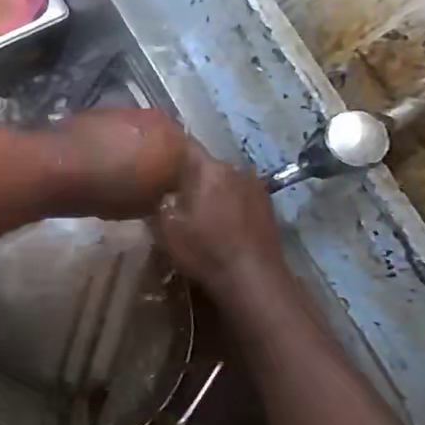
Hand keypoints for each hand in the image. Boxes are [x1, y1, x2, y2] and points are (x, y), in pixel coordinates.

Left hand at [48, 109, 188, 219]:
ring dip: (137, 148)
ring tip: (123, 172)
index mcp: (179, 141)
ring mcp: (129, 111)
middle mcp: (160, 118)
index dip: (181, 179)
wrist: (60, 166)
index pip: (193, 161)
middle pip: (168, 141)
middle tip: (148, 183)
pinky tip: (102, 160)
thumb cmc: (109, 191)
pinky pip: (117, 131)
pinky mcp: (101, 111)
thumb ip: (165, 196)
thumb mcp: (146, 206)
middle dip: (161, 159)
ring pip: (143, 133)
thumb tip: (167, 193)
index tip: (171, 194)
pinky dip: (115, 143)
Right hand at [152, 140, 288, 291]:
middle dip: (191, 177)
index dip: (169, 153)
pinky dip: (228, 203)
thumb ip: (160, 201)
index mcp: (208, 169)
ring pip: (224, 180)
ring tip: (199, 212)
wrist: (252, 277)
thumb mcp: (166, 229)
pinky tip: (221, 223)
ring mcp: (255, 186)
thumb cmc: (204, 251)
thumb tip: (161, 189)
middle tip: (174, 196)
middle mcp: (235, 168)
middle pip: (206, 166)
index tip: (156, 163)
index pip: (185, 147)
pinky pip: (239, 195)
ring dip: (212, 191)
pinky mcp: (267, 205)